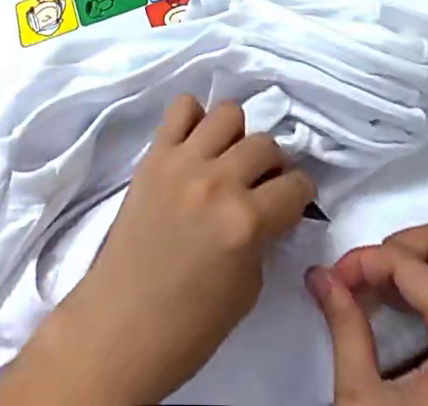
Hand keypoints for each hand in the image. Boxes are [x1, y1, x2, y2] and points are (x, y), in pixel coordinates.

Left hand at [0, 95, 317, 405]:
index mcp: (246, 221)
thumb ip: (263, 235)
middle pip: (265, 144)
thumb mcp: (249, 285)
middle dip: (272, 165)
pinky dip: (195, 118)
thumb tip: (270, 206)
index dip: (301, 194)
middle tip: (261, 183)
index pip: (295, 185)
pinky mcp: (154, 154)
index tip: (294, 199)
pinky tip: (196, 144)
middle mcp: (217, 181)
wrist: (126, 319)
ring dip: (237, 136)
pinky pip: (182, 107)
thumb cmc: (193, 320)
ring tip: (227, 159)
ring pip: (228, 113)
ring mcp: (182, 161)